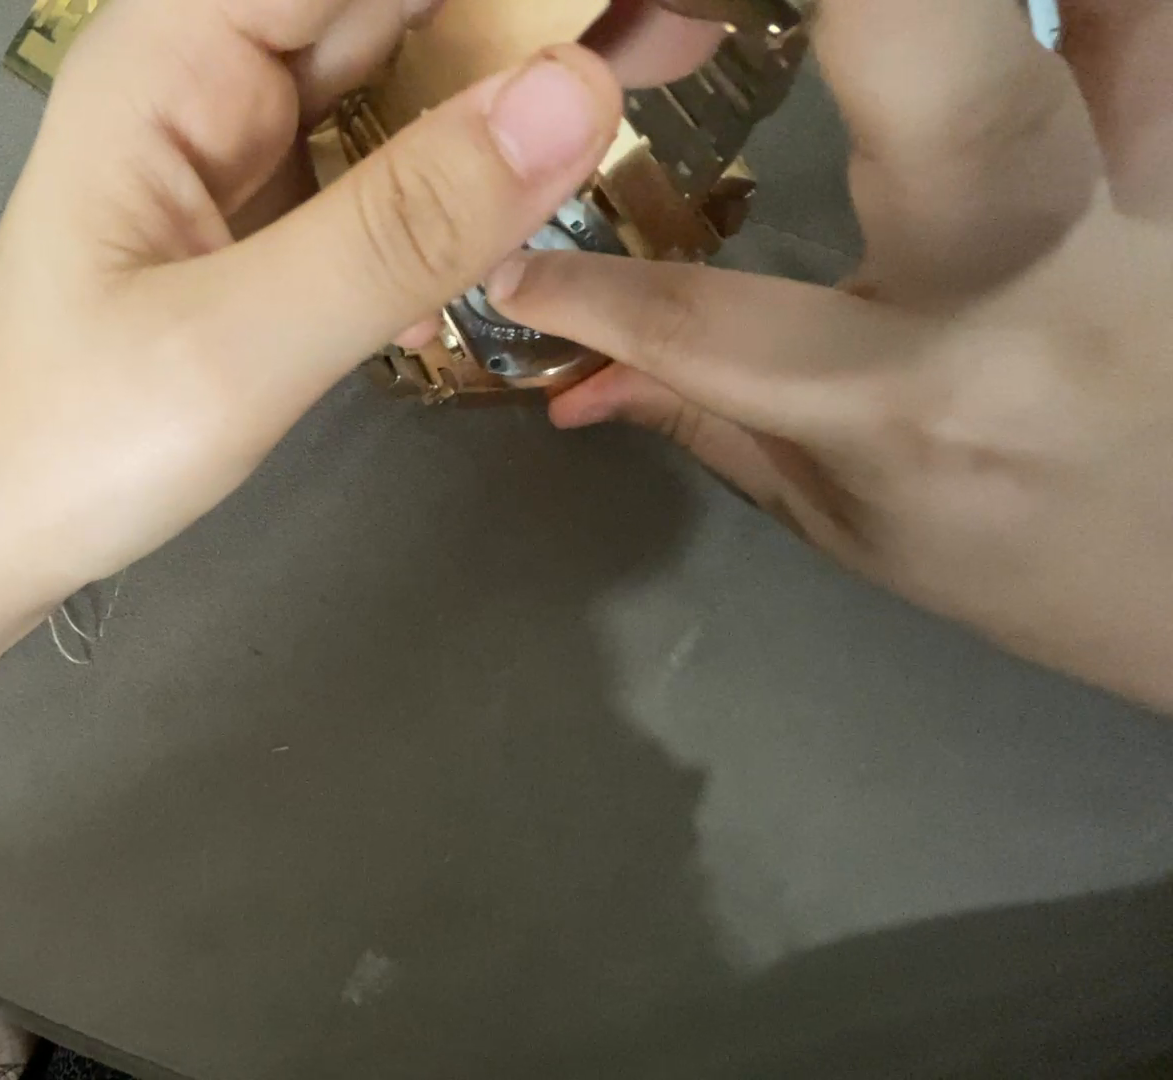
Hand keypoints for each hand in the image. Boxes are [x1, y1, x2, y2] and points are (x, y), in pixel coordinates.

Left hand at [0, 0, 626, 603]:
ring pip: (382, 89)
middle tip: (680, 33)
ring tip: (641, 90)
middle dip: (522, 18)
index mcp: (168, 59)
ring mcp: (222, 161)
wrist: (1, 533)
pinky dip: (437, 186)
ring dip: (498, 93)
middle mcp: (197, 83)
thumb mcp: (238, 344)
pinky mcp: (242, 233)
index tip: (620, 8)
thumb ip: (398, 227)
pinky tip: (503, 209)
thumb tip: (578, 98)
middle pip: (383, 3)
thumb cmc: (80, 445)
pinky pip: (360, 177)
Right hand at [489, 0, 1172, 708]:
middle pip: (953, 104)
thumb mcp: (828, 510)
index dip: (588, 295)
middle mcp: (1031, 292)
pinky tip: (1022, 7)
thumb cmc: (1003, 559)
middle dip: (866, 16)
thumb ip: (701, 420)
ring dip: (970, 4)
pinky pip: (1161, 34)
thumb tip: (572, 389)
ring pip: (1114, 24)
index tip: (503, 264)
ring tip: (865, 12)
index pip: (702, 329)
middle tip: (685, 5)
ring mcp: (1154, 204)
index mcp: (909, 404)